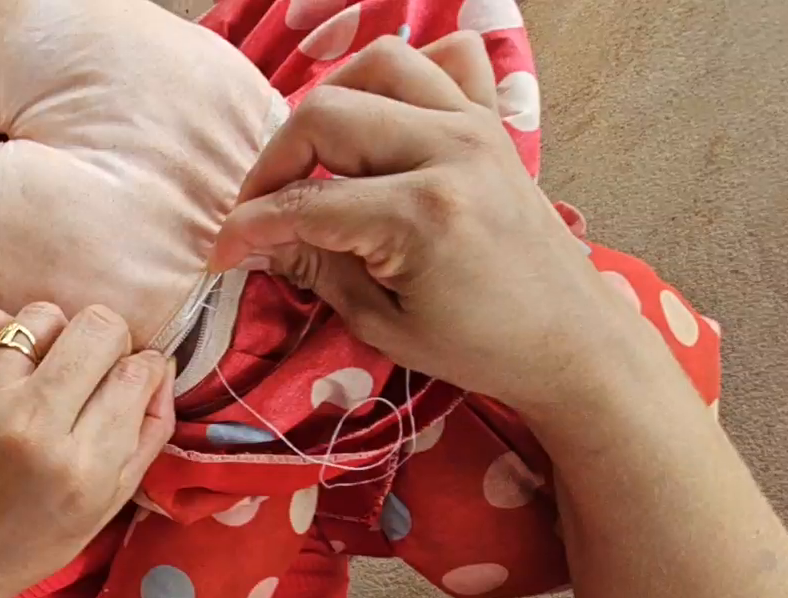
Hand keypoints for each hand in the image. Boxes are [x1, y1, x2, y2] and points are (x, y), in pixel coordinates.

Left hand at [0, 304, 174, 597]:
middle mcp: (33, 425)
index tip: (134, 381)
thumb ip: (150, 430)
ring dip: (58, 338)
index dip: (145, 368)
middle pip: (98, 327)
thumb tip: (160, 364)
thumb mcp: (113, 500)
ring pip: (44, 316)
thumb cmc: (43, 534)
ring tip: (50, 374)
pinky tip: (14, 370)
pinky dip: (9, 335)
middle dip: (109, 343)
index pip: (137, 372)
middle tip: (94, 374)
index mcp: (83, 464)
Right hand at [207, 34, 660, 418]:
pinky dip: (403, 79)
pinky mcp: (495, 124)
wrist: (569, 338)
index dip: (246, 229)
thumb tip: (257, 244)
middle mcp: (449, 150)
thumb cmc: (473, 346)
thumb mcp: (377, 322)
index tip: (219, 255)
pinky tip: (379, 123)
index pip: (302, 203)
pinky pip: (448, 62)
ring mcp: (478, 126)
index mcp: (418, 214)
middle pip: (327, 114)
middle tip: (257, 212)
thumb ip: (316, 269)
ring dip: (326, 105)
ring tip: (306, 159)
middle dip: (272, 164)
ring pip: (380, 65)